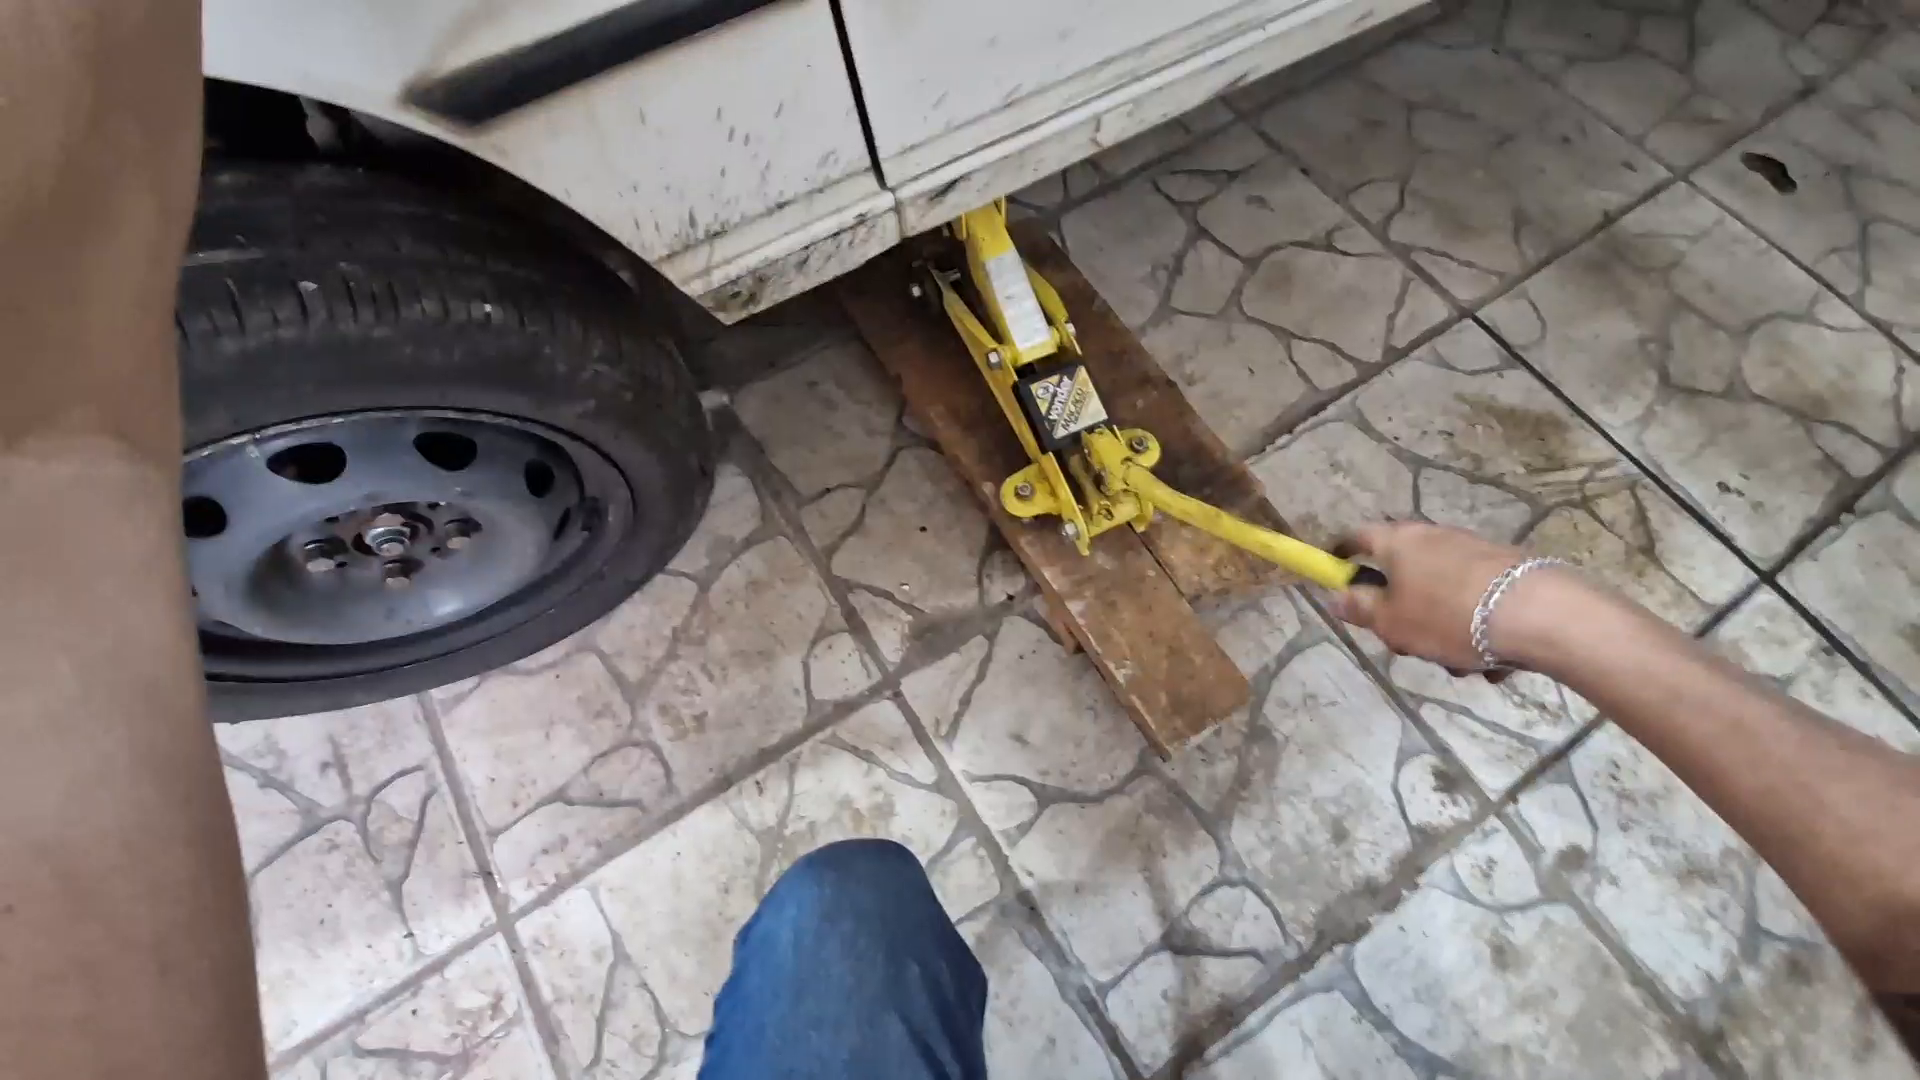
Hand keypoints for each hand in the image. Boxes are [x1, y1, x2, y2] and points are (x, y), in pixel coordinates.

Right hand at [1329, 522, 1527, 672]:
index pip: (1357, 537)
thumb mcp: (1392, 622)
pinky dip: (1474, 625)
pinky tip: (1491, 659)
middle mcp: (1434, 536)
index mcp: (1398, 542)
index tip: (1335, 569)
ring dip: (1440, 624)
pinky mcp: (1510, 569)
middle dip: (1400, 607)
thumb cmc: (1449, 617)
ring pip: (1441, 590)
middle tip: (1402, 639)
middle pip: (1403, 569)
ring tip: (1458, 662)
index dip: (1341, 553)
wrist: (1543, 616)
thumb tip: (1337, 596)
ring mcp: (1475, 550)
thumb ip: (1360, 609)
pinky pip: (1476, 599)